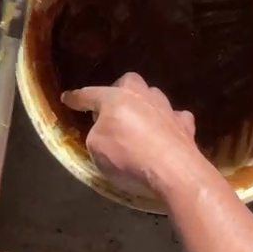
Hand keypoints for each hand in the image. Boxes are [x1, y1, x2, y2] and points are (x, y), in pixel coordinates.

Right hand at [62, 72, 209, 198]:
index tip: (67, 98)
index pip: (89, 95)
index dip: (76, 98)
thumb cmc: (128, 157)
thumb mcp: (96, 148)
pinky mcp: (184, 124)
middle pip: (129, 82)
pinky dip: (168, 123)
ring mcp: (166, 107)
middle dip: (119, 91)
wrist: (173, 169)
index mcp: (115, 98)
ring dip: (144, 106)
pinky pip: (174, 117)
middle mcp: (142, 95)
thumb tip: (104, 129)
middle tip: (112, 109)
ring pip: (153, 96)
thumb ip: (97, 133)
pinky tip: (165, 134)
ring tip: (139, 122)